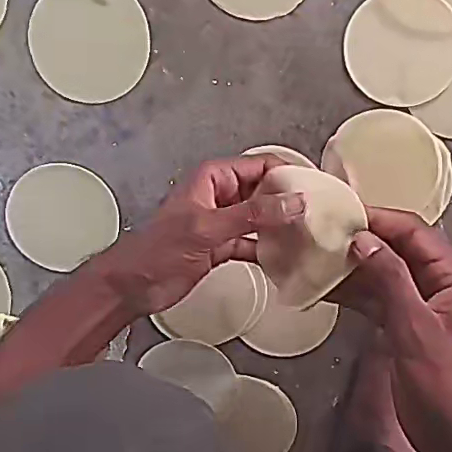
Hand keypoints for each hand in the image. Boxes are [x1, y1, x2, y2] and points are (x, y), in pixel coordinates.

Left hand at [84, 156, 304, 316]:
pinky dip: (269, 248)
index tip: (314, 188)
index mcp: (215, 178)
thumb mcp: (208, 227)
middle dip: (289, 201)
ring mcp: (223, 221)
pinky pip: (254, 241)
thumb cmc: (158, 249)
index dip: (288, 174)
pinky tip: (286, 257)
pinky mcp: (223, 245)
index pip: (261, 165)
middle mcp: (222, 195)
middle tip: (318, 214)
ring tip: (309, 234)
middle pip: (265, 191)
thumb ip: (253, 215)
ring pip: (262, 217)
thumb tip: (293, 202)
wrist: (133, 286)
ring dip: (282, 226)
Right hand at [332, 208, 451, 451]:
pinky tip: (326, 289)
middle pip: (399, 248)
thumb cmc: (445, 385)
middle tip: (320, 232)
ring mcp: (425, 305)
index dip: (378, 219)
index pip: (414, 231)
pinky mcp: (409, 326)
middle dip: (363, 240)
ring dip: (355, 267)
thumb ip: (390, 279)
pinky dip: (357, 293)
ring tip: (315, 256)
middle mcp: (441, 283)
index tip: (339, 213)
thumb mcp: (415, 328)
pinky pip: (381, 298)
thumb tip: (362, 238)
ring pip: (386, 273)